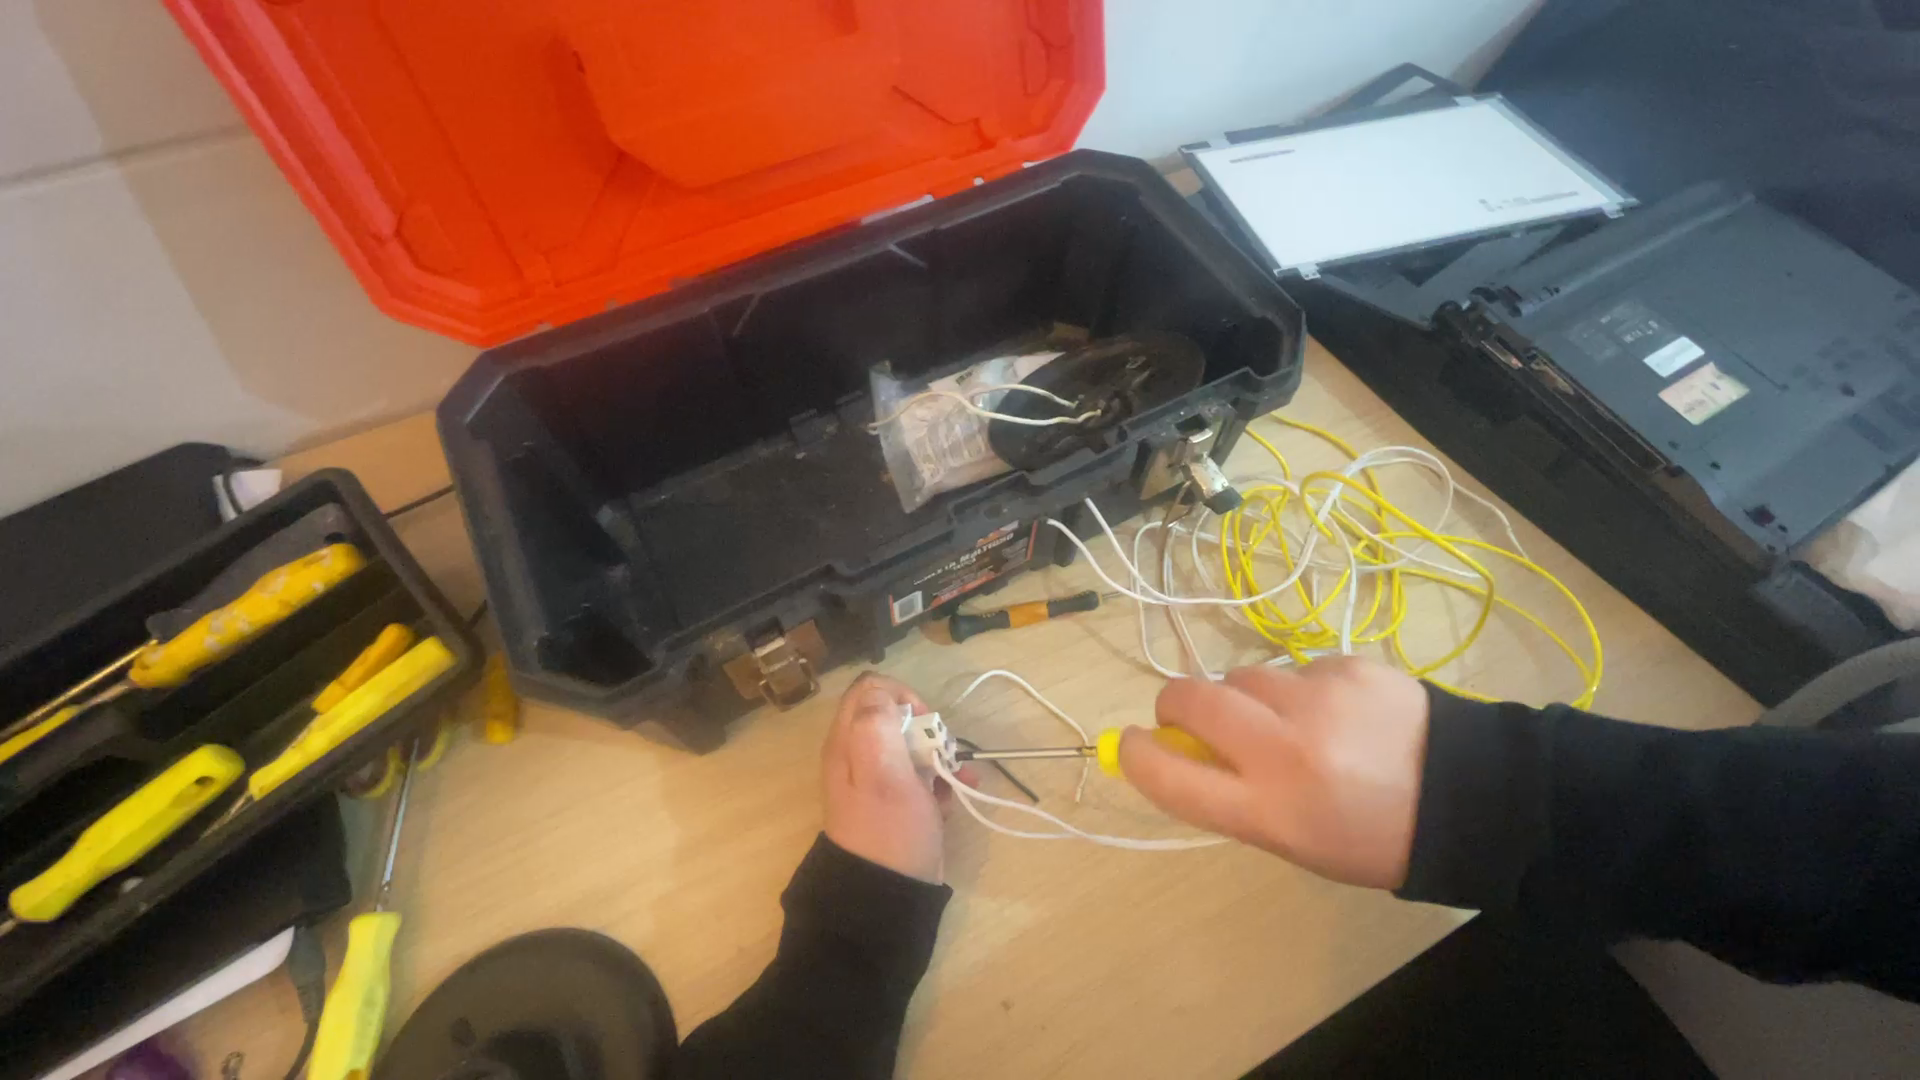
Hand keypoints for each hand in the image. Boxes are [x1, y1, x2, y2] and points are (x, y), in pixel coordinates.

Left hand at [821, 672, 971, 883]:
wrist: (886, 895)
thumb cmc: (888, 828)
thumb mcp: (881, 770)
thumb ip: (877, 723)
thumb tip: (880, 689)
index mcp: (849, 741)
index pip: (870, 688)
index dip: (900, 693)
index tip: (923, 718)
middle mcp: (859, 755)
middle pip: (894, 716)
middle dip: (926, 726)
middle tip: (941, 749)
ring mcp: (879, 780)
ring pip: (912, 746)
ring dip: (940, 754)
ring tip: (958, 776)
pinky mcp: (898, 802)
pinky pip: (921, 776)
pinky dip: (942, 780)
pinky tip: (957, 795)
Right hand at [1119, 657, 1428, 888]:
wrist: (1470, 797)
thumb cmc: (1368, 836)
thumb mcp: (1291, 838)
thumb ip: (1228, 794)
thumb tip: (1175, 748)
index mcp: (1270, 810)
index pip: (1169, 775)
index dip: (1135, 755)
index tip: (1129, 743)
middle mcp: (1285, 750)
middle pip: (1189, 698)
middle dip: (1175, 704)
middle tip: (1191, 716)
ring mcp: (1318, 699)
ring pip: (1240, 675)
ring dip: (1245, 696)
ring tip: (1290, 720)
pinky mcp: (1346, 665)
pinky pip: (1293, 667)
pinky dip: (1299, 687)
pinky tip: (1338, 710)